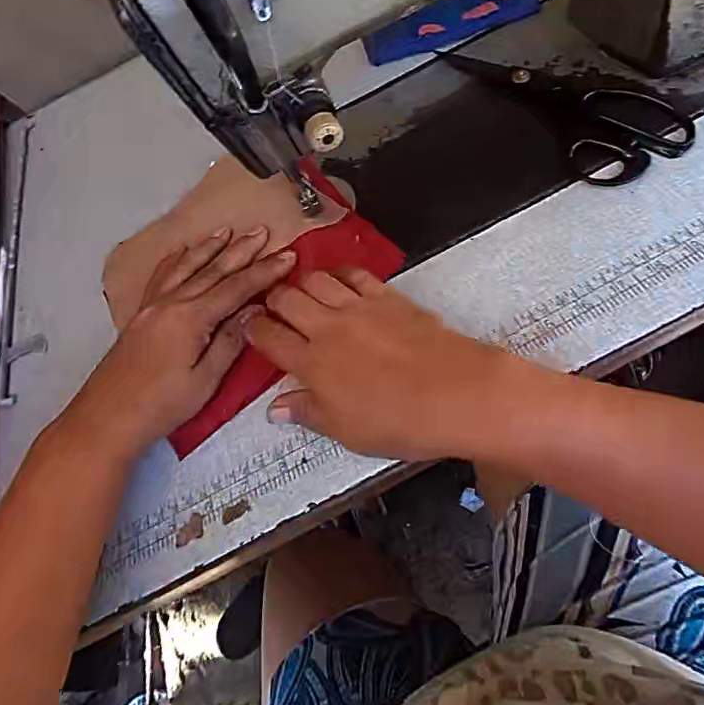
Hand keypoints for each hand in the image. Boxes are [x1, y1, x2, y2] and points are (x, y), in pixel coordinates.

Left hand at [61, 227, 295, 457]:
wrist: (106, 419)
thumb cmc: (160, 406)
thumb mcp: (204, 380)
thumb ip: (230, 341)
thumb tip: (253, 309)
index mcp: (190, 318)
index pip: (236, 288)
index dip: (264, 271)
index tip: (287, 256)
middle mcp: (170, 303)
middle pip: (212, 270)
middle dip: (241, 251)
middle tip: (262, 232)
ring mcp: (152, 306)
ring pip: (186, 268)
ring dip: (208, 248)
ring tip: (227, 232)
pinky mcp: (139, 314)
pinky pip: (161, 276)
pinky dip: (175, 260)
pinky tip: (182, 252)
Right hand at [244, 268, 548, 461]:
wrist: (457, 393)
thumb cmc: (399, 421)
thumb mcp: (346, 431)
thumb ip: (308, 413)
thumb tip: (275, 408)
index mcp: (312, 364)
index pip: (269, 337)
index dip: (252, 328)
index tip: (247, 324)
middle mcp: (329, 328)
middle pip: (287, 299)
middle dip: (272, 297)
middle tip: (270, 303)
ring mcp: (359, 307)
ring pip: (316, 280)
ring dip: (301, 280)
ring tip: (298, 286)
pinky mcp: (388, 297)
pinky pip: (355, 274)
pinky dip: (340, 273)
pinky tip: (338, 278)